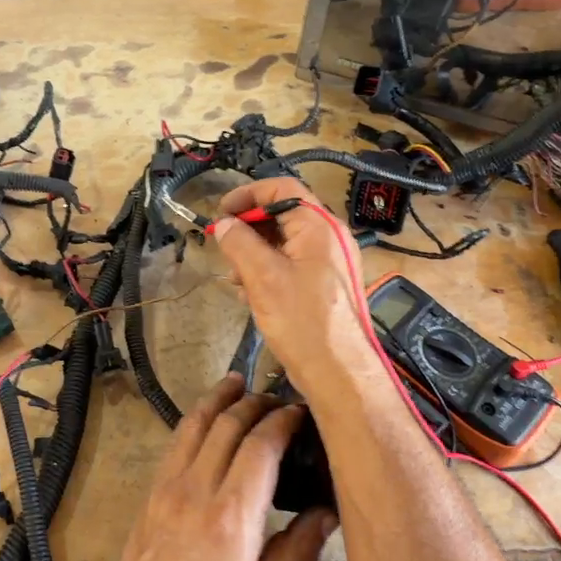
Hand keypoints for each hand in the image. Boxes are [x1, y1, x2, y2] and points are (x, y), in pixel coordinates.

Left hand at [74, 376, 337, 560]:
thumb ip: (298, 549)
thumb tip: (327, 511)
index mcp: (233, 515)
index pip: (260, 446)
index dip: (282, 420)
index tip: (299, 410)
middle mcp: (199, 489)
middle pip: (227, 425)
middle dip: (254, 403)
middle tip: (275, 395)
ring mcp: (170, 486)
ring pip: (195, 423)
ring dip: (218, 398)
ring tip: (235, 381)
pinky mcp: (152, 491)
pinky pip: (175, 441)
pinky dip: (193, 419)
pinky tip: (203, 414)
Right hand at [209, 178, 374, 395]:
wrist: (338, 372)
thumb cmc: (301, 320)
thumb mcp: (262, 277)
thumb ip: (240, 243)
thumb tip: (224, 224)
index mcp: (319, 226)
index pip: (282, 188)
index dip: (248, 194)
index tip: (222, 211)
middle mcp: (330, 237)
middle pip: (284, 213)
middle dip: (250, 227)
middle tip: (224, 245)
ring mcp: (331, 261)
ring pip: (286, 240)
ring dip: (256, 251)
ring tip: (235, 277)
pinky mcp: (327, 284)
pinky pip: (294, 262)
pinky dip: (269, 268)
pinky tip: (251, 292)